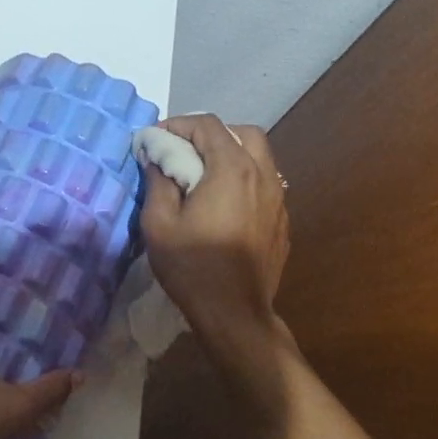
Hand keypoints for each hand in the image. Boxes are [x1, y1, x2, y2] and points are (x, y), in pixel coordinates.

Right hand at [140, 115, 291, 357]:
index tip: (156, 140)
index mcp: (231, 170)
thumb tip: (157, 158)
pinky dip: (243, 179)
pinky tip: (223, 203)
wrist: (235, 312)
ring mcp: (278, 198)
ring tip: (204, 176)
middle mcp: (262, 175)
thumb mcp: (159, 224)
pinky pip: (265, 183)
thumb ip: (158, 182)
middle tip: (184, 153)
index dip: (178, 125)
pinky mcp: (281, 220)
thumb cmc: (192, 267)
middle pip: (241, 133)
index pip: (208, 126)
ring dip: (230, 155)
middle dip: (210, 135)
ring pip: (259, 157)